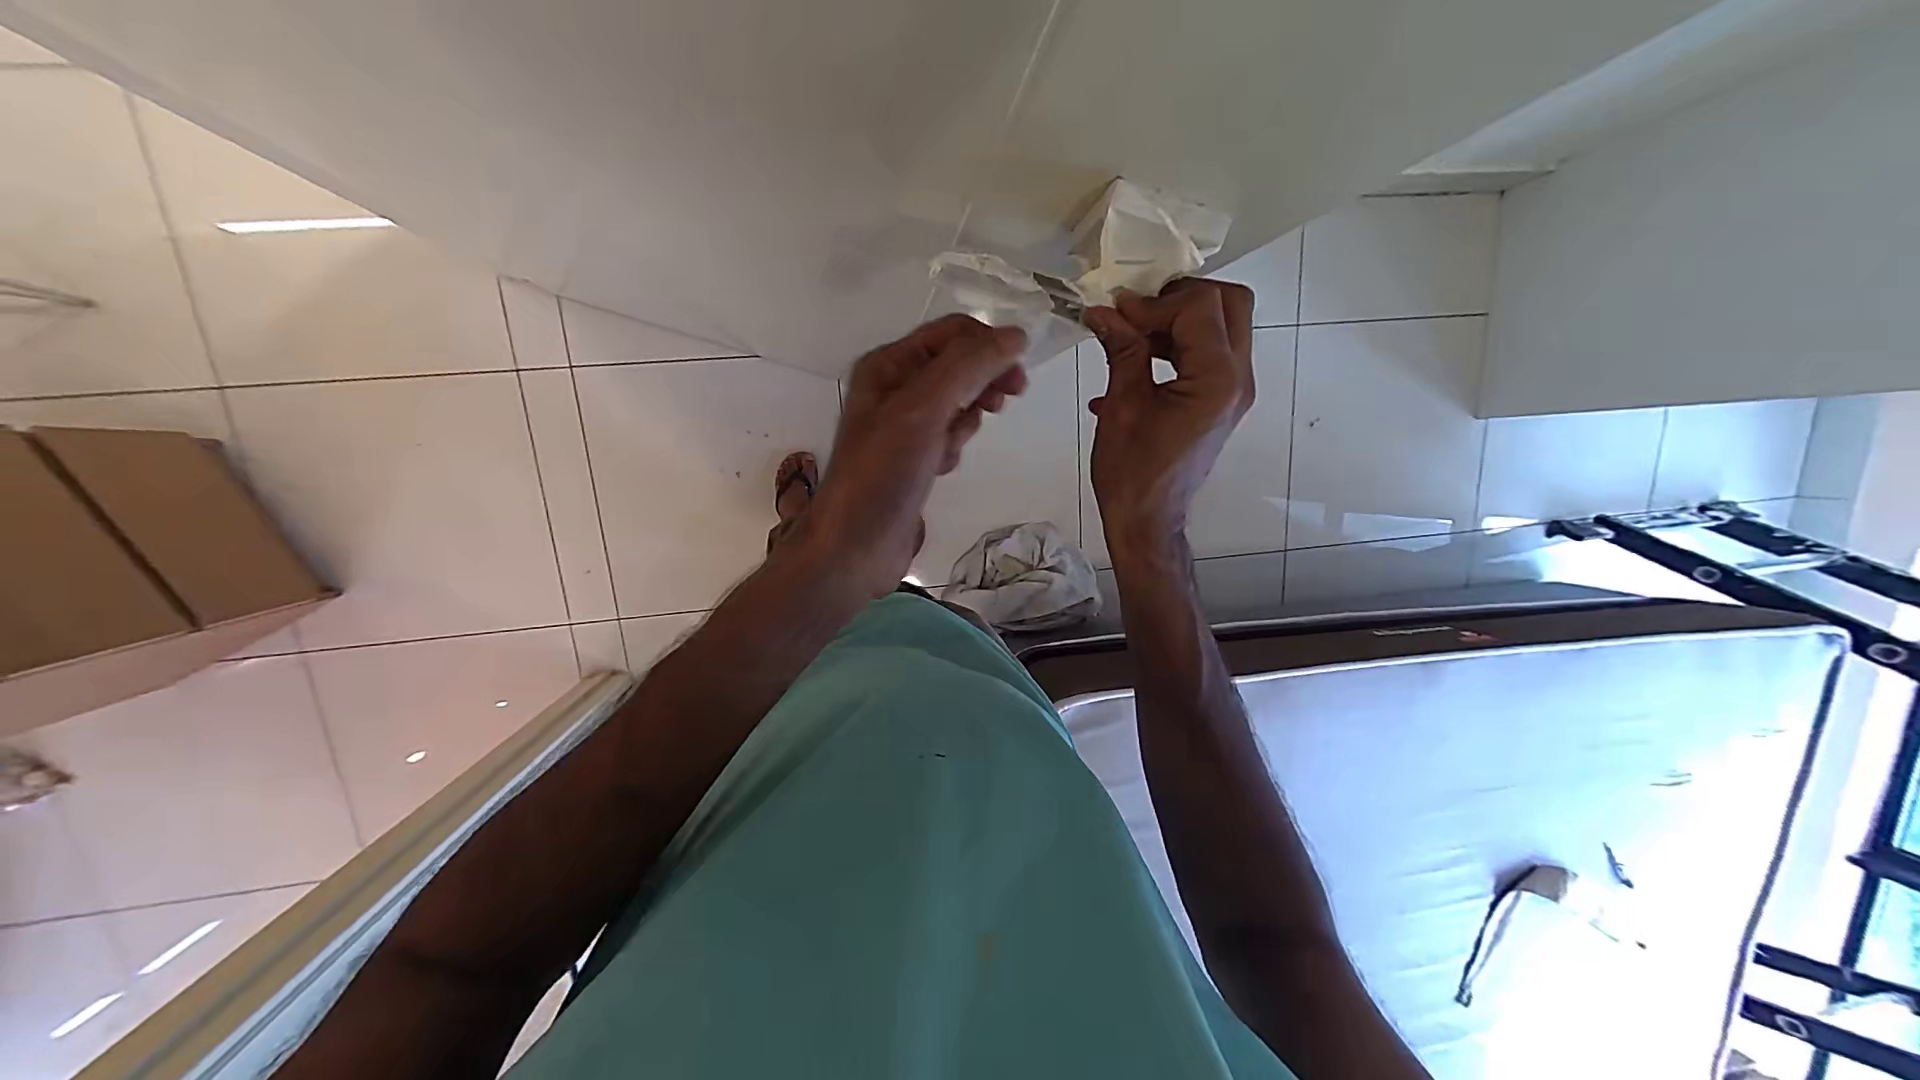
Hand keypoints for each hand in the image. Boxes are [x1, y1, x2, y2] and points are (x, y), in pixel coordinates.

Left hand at [796, 314, 1027, 597]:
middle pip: (958, 365)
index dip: (989, 345)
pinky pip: (948, 435)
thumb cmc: (883, 475)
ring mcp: (904, 425)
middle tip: (1009, 399)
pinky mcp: (914, 457)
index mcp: (888, 365)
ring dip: (967, 417)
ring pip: (957, 402)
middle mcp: (895, 388)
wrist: (855, 548)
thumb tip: (1015, 336)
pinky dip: (954, 445)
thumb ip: (967, 368)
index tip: (1018, 375)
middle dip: (983, 380)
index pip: (951, 334)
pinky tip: (943, 466)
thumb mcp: (924, 411)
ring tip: (954, 444)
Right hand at [1084, 279, 1254, 561]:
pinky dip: (1177, 346)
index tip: (1116, 314)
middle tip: (1137, 313)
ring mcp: (1233, 391)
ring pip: (1222, 326)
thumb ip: (1121, 349)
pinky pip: (1209, 354)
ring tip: (1133, 335)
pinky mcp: (1221, 402)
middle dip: (1180, 298)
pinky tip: (1136, 362)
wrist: (1148, 521)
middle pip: (1229, 304)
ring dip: (1178, 321)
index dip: (1154, 303)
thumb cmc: (1132, 472)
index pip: (1199, 307)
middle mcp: (1238, 379)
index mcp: (1217, 380)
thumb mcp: (1122, 405)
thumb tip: (1104, 311)